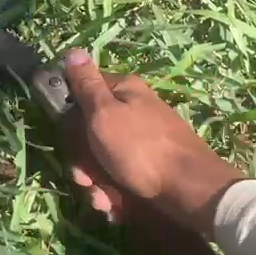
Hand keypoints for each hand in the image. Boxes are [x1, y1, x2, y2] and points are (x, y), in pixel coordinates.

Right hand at [61, 49, 243, 235]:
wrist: (190, 191)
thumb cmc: (140, 148)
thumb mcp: (104, 112)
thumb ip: (86, 85)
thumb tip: (73, 50)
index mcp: (124, 90)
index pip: (83, 91)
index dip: (69, 115)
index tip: (65, 135)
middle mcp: (133, 110)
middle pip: (90, 131)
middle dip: (83, 159)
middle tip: (85, 177)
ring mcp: (142, 139)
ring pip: (103, 158)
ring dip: (96, 181)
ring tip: (103, 197)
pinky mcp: (150, 165)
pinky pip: (120, 176)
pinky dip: (114, 192)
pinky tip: (115, 205)